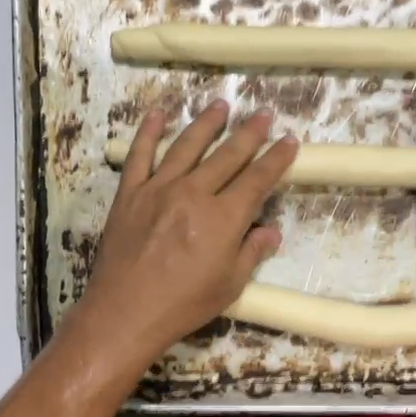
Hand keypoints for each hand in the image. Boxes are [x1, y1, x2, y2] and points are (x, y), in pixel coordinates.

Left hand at [69, 102, 297, 367]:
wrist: (126, 311)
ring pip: (187, 146)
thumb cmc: (184, 305)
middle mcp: (194, 193)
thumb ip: (251, 252)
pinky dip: (149, 133)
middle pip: (227, 155)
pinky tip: (158, 115)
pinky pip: (140, 155)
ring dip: (206, 123)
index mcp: (223, 218)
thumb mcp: (229, 286)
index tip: (289, 141)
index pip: (257, 179)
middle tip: (264, 114)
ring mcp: (159, 189)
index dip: (276, 159)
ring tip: (220, 105)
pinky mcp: (130, 194)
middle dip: (249, 133)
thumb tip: (271, 231)